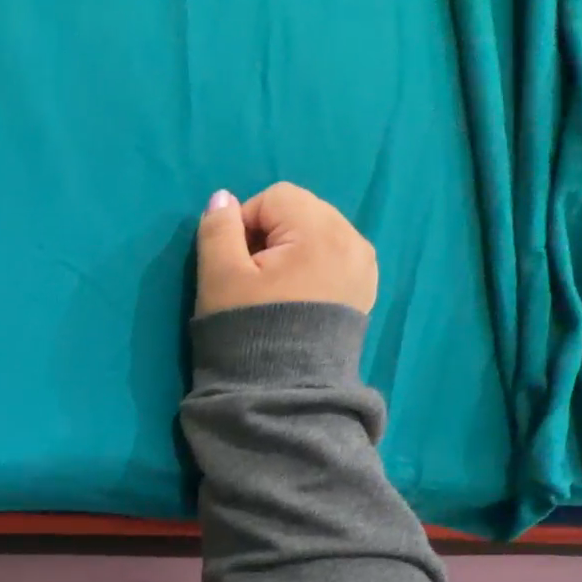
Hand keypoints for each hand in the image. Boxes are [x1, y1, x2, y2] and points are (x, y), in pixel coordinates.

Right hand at [194, 182, 377, 317]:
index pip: (274, 197)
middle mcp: (351, 238)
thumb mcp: (218, 277)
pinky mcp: (364, 286)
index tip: (230, 261)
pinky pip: (333, 257)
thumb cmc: (246, 325)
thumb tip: (222, 198)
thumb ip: (217, 231)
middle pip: (301, 211)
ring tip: (271, 290)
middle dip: (269, 235)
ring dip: (289, 250)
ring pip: (318, 234)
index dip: (243, 223)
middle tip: (248, 277)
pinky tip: (294, 298)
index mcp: (318, 229)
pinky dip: (310, 267)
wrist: (281, 384)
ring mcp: (363, 263)